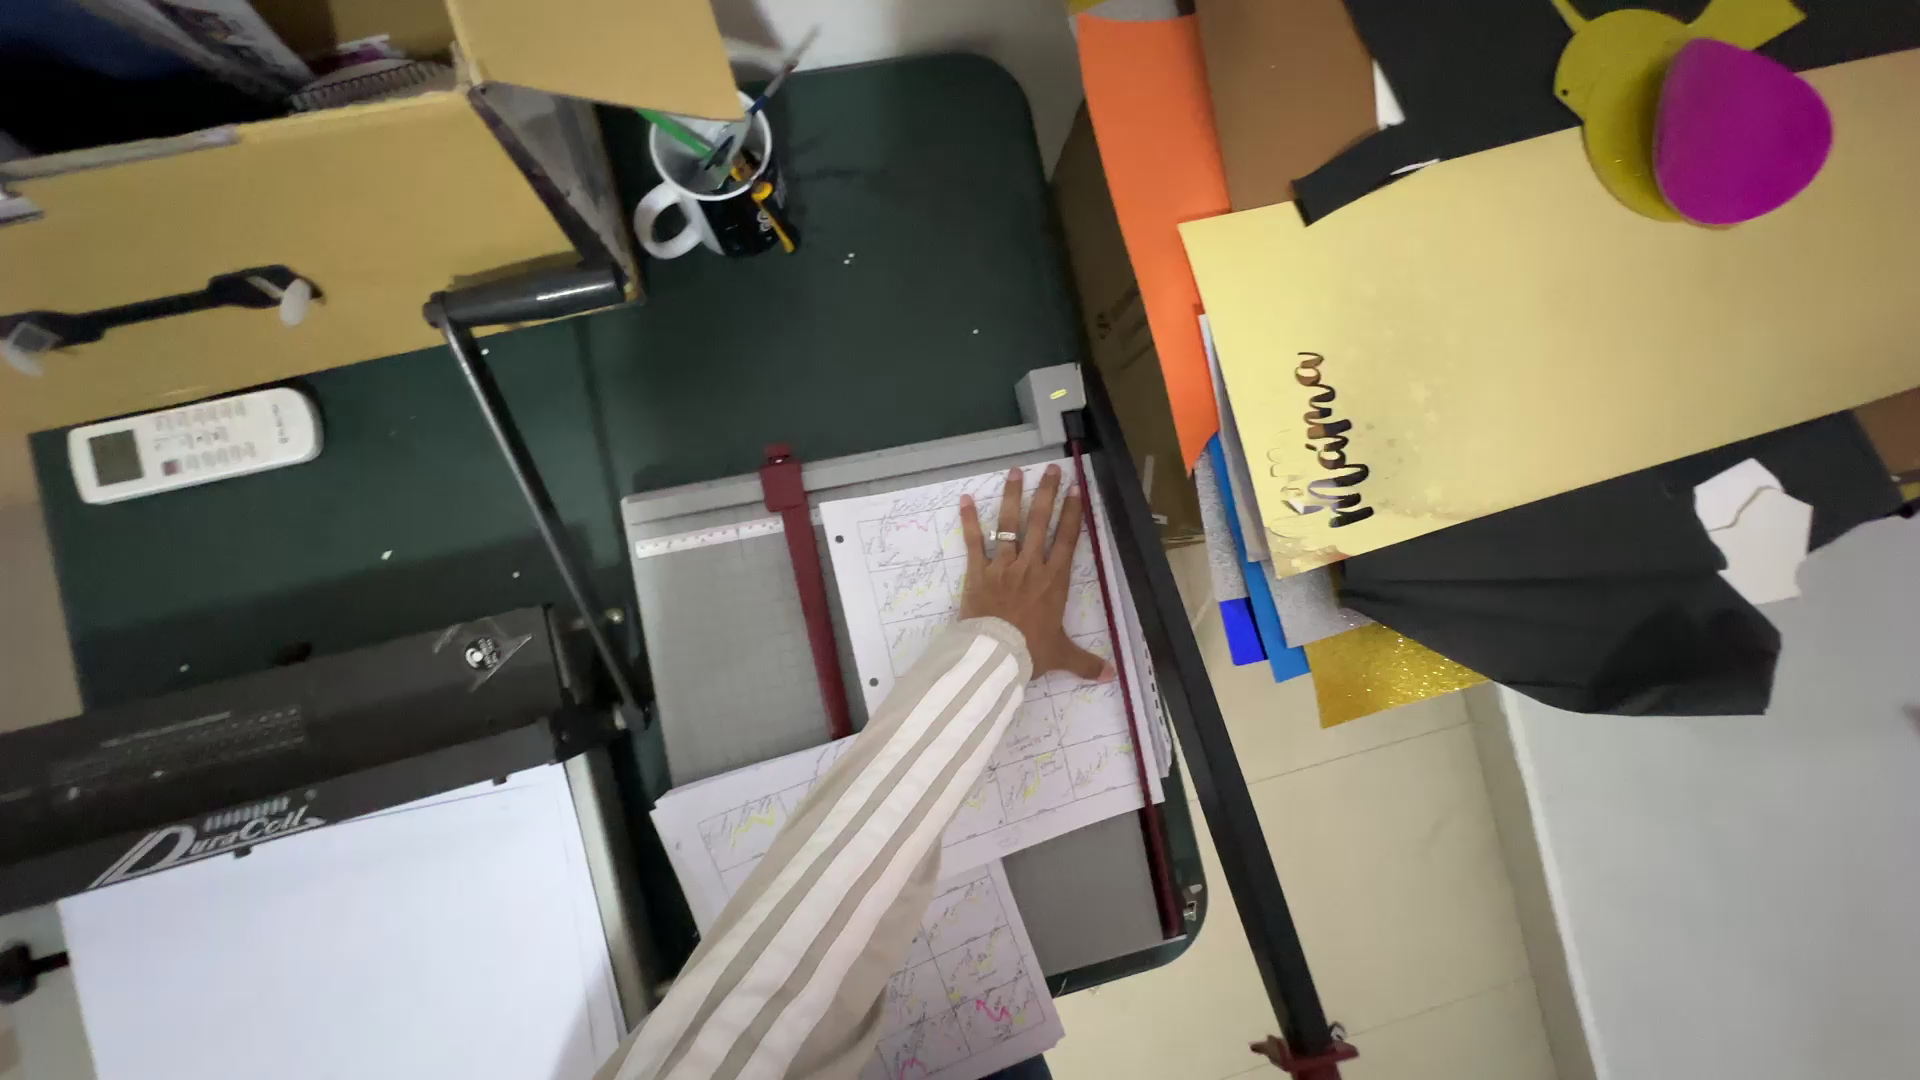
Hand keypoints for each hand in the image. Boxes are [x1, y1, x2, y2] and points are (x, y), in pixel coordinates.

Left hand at [957, 465, 1113, 681]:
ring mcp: (1003, 565)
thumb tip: (1110, 676)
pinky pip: (974, 541)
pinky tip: (966, 498)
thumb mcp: (1061, 655)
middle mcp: (1030, 565)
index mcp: (1054, 580)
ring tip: (1016, 472)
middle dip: (1047, 494)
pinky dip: (969, 520)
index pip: (1067, 539)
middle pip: (1040, 522)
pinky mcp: (978, 572)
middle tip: (1051, 470)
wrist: (995, 654)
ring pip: (1009, 524)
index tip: (1077, 490)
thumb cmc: (1030, 651)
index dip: (1073, 513)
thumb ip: (1085, 663)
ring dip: (1012, 496)